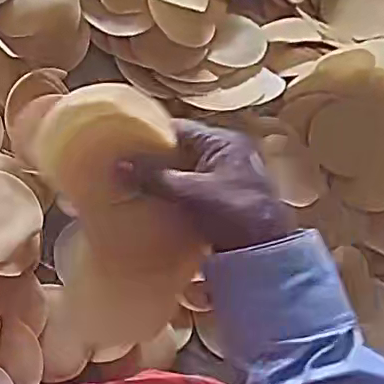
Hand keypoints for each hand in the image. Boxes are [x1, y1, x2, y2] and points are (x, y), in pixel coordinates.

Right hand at [119, 120, 291, 251]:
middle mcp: (225, 154)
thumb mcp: (190, 193)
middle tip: (121, 165)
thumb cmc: (234, 214)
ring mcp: (224, 177)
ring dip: (159, 178)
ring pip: (181, 171)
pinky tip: (149, 201)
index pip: (178, 129)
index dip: (149, 135)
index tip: (122, 144)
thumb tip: (118, 164)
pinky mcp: (220, 200)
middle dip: (151, 159)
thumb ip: (154, 177)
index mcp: (223, 142)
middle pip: (178, 150)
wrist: (266, 254)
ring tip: (128, 183)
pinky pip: (188, 189)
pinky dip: (170, 193)